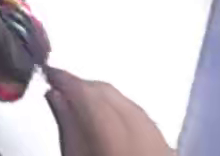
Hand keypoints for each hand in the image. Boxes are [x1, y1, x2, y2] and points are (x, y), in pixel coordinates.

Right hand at [44, 68, 173, 155]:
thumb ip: (67, 127)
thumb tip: (55, 93)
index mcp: (114, 136)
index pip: (86, 91)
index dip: (63, 77)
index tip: (47, 71)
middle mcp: (143, 133)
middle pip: (109, 93)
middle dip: (84, 86)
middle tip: (61, 88)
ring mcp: (163, 143)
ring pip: (130, 104)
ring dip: (106, 98)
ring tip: (84, 105)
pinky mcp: (171, 150)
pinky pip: (147, 123)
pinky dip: (128, 115)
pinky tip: (114, 122)